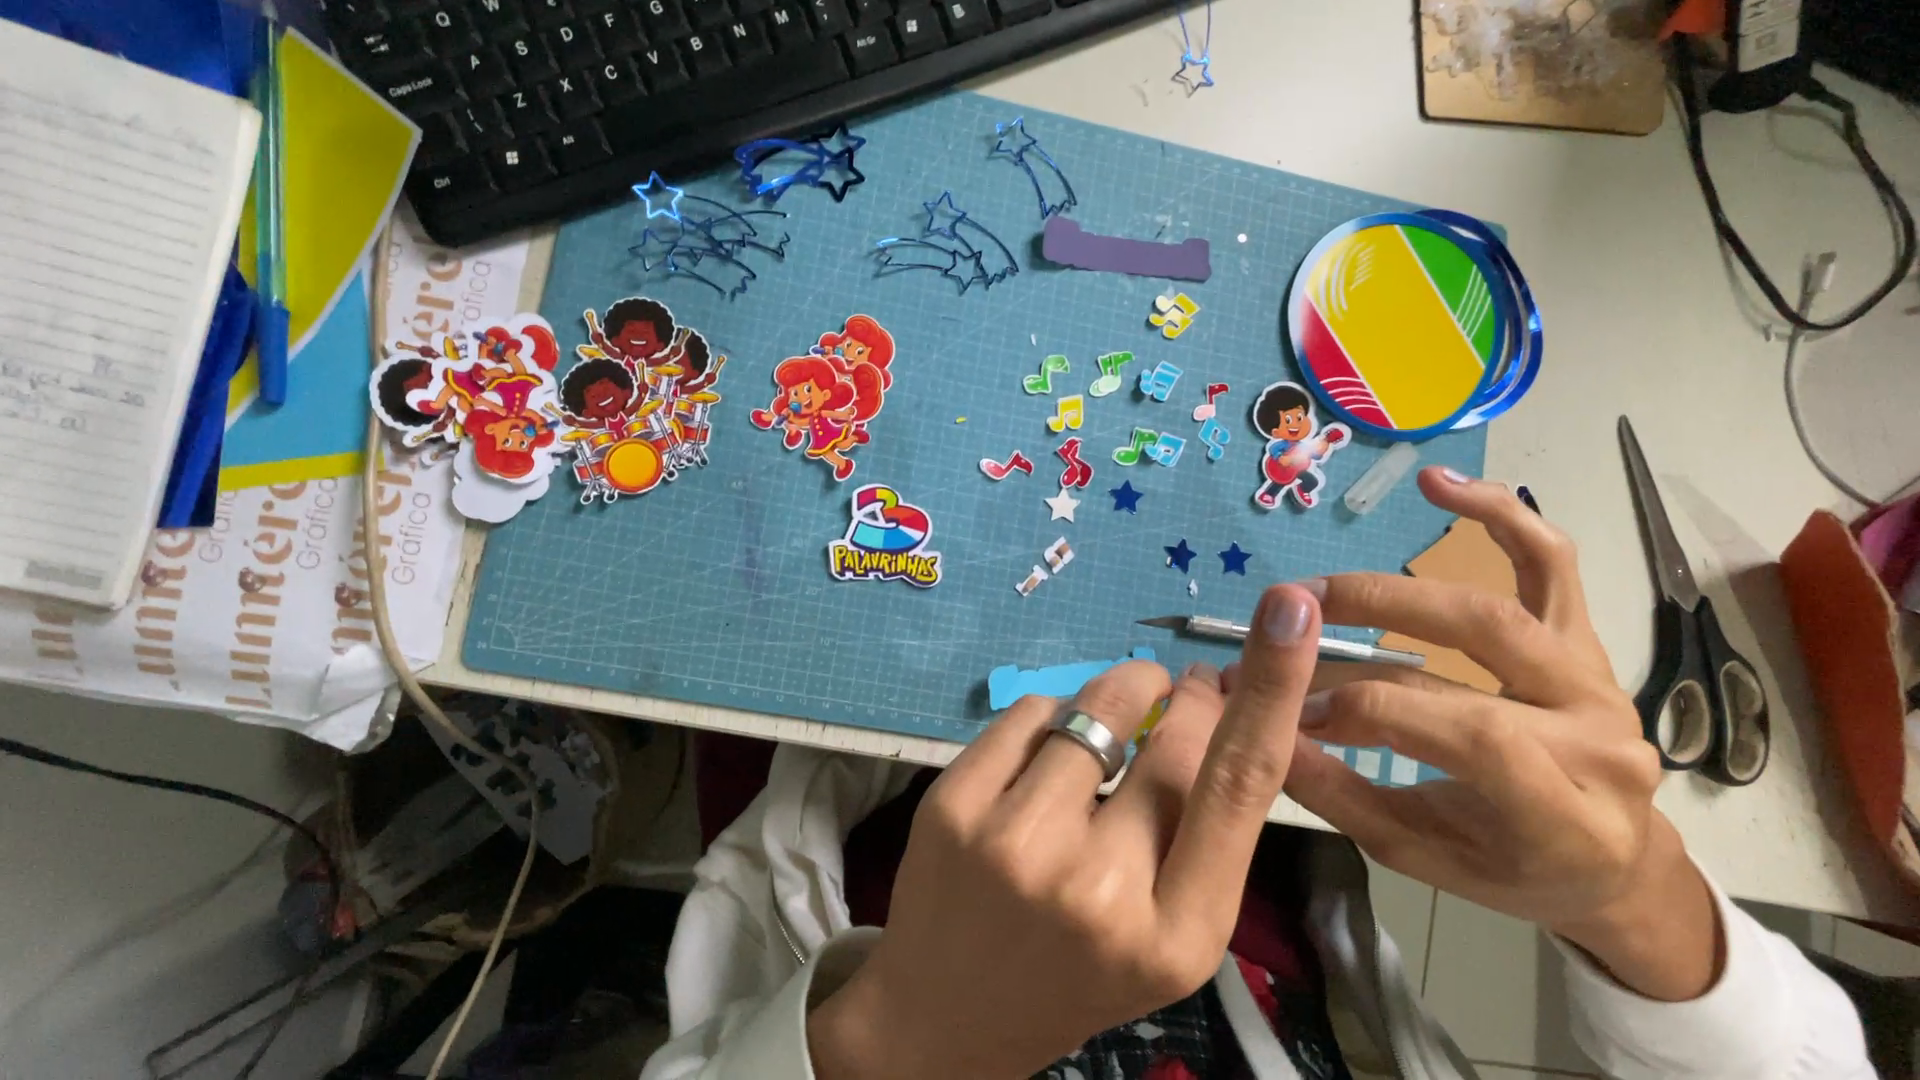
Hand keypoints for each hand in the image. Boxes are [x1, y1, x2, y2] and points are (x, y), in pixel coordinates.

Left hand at [809, 586, 1323, 1079]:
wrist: (947, 1016)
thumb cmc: (1076, 974)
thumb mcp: (1168, 935)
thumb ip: (1203, 833)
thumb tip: (1218, 703)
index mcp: (1176, 933)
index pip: (1238, 786)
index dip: (1271, 688)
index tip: (1291, 606)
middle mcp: (1099, 889)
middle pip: (1171, 738)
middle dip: (1187, 694)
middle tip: (1185, 684)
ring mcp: (1016, 843)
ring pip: (1094, 707)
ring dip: (1121, 690)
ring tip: (1121, 707)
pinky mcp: (954, 806)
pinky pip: (1031, 710)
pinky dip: (1054, 713)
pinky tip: (1052, 751)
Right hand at [1281, 467, 1720, 1000]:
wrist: (1608, 864)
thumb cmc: (1509, 871)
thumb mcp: (1419, 856)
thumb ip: (1340, 795)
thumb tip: (1264, 731)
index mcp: (1567, 809)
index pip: (1467, 733)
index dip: (1368, 710)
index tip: (1291, 709)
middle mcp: (1597, 732)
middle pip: (1481, 646)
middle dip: (1372, 623)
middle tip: (1289, 620)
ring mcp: (1597, 678)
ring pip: (1506, 600)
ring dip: (1402, 581)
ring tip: (1324, 582)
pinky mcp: (1586, 643)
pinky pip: (1551, 563)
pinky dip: (1499, 513)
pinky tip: (1439, 484)